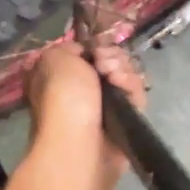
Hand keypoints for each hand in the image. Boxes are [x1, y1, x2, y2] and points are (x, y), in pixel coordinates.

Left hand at [25, 42, 146, 177]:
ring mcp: (103, 107)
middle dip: (112, 57)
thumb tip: (86, 55)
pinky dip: (133, 88)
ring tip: (115, 78)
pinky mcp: (124, 120)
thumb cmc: (62, 97)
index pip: (86, 53)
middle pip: (110, 62)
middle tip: (105, 65)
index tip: (96, 50)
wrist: (79, 142)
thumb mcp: (54, 59)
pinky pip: (135, 95)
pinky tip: (125, 89)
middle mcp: (81, 91)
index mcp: (59, 77)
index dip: (95, 47)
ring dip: (124, 71)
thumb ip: (69, 49)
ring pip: (125, 77)